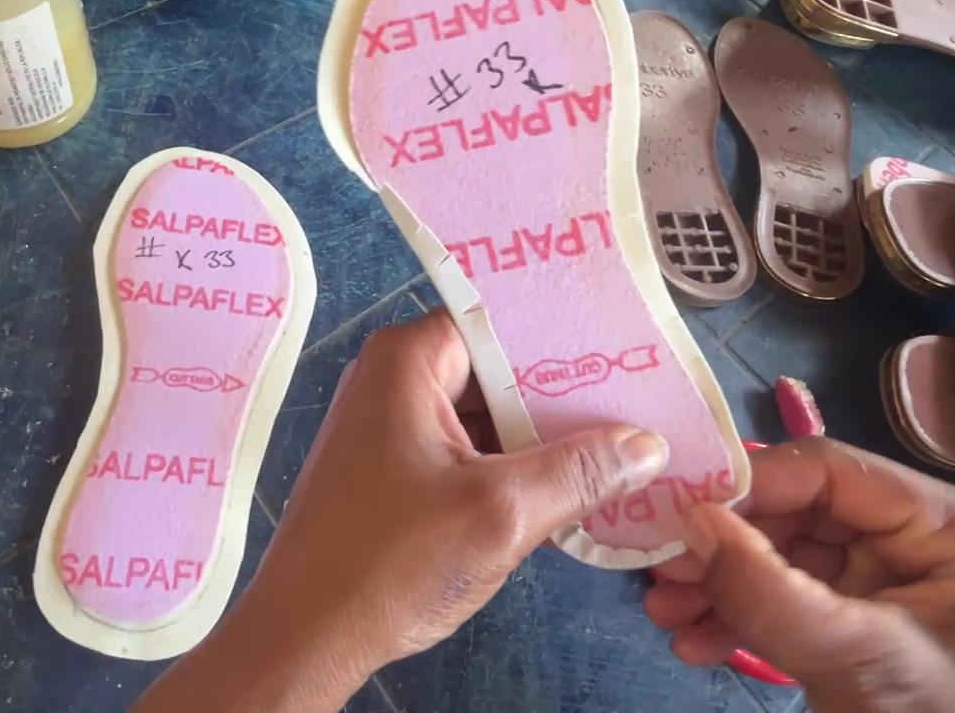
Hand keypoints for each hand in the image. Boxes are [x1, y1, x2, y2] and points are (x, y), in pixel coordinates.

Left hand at [136, 309, 670, 711]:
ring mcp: (389, 420)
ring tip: (615, 437)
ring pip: (479, 408)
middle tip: (632, 394)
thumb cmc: (392, 559)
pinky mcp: (392, 461)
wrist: (306, 633)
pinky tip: (560, 479)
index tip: (618, 344)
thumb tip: (648, 444)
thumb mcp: (499, 512)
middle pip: (491, 365)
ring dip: (535, 430)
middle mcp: (393, 375)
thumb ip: (577, 472)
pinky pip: (461, 442)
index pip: (495, 321)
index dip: (557, 334)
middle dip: (556, 389)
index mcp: (406, 358)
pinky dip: (505, 458)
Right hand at [645, 437, 954, 712]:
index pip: (832, 471)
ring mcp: (891, 580)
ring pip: (781, 552)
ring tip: (666, 612)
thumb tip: (689, 517)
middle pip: (796, 510)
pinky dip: (739, 614)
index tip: (680, 513)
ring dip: (719, 583)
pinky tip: (697, 640)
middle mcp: (923, 539)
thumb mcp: (864, 669)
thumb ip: (771, 592)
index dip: (751, 485)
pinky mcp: (862, 618)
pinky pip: (787, 595)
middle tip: (663, 571)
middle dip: (725, 547)